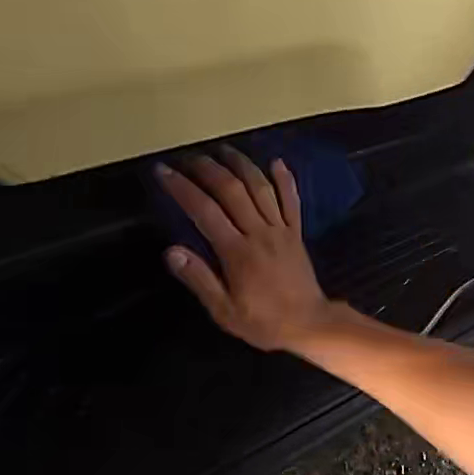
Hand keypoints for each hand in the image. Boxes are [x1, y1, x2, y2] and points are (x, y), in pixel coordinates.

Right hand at [157, 146, 337, 351]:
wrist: (310, 325)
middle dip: (207, 169)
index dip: (181, 188)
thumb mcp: (225, 311)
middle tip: (188, 158)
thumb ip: (199, 279)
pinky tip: (276, 162)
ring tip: (222, 149)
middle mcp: (258, 233)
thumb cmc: (264, 322)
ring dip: (240, 164)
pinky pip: (291, 201)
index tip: (163, 172)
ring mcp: (280, 231)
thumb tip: (172, 251)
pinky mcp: (296, 234)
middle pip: (231, 190)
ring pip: (259, 188)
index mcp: (237, 253)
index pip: (204, 211)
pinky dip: (284, 179)